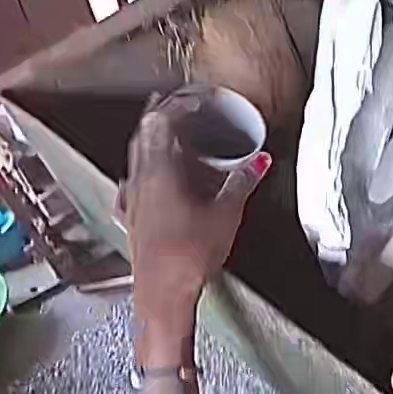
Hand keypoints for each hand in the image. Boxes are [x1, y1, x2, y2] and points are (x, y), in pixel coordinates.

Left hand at [123, 91, 268, 333]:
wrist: (164, 294)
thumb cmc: (189, 255)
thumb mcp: (226, 214)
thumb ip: (242, 182)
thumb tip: (260, 162)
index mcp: (160, 170)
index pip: (163, 120)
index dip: (181, 103)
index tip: (198, 99)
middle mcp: (139, 179)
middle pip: (145, 133)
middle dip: (164, 115)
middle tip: (183, 107)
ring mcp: (132, 199)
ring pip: (137, 155)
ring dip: (154, 139)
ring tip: (172, 135)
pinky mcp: (132, 218)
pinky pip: (135, 181)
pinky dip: (146, 169)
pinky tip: (152, 177)